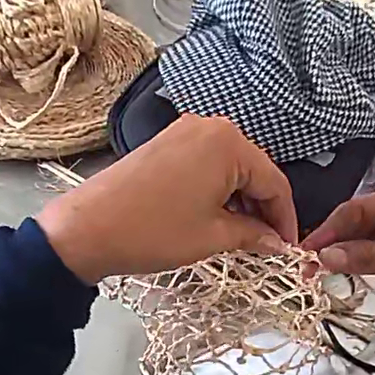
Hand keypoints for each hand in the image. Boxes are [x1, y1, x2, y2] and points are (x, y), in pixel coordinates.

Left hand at [36, 115, 298, 282]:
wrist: (87, 229)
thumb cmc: (152, 230)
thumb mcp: (213, 236)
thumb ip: (253, 235)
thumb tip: (276, 242)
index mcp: (228, 144)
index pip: (275, 183)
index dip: (286, 219)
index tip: (288, 246)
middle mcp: (209, 128)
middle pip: (254, 171)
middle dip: (264, 209)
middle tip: (267, 244)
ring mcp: (185, 132)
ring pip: (231, 169)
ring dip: (241, 201)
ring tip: (241, 236)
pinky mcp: (166, 144)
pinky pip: (207, 165)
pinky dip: (218, 191)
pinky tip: (217, 216)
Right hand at [303, 180, 374, 330]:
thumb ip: (369, 256)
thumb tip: (323, 256)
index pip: (364, 206)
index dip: (332, 228)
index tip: (304, 250)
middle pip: (363, 220)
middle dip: (335, 241)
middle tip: (305, 266)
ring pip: (368, 237)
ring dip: (345, 253)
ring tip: (317, 272)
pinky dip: (361, 261)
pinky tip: (342, 272)